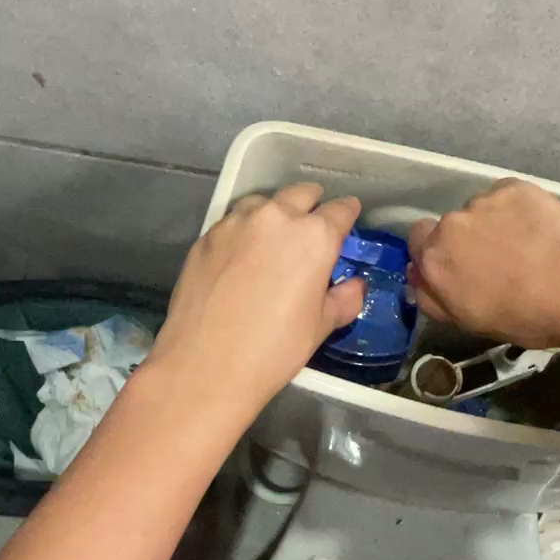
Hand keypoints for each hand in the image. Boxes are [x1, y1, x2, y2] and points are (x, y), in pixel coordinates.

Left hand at [140, 183, 364, 414]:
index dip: (348, 215)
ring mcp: (236, 224)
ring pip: (263, 203)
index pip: (340, 210)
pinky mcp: (206, 237)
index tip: (348, 220)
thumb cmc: (275, 348)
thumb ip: (344, 299)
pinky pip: (233, 222)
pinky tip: (242, 255)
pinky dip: (244, 230)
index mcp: (314, 236)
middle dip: (312, 204)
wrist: (205, 366)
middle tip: (314, 225)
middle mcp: (276, 218)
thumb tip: (354, 286)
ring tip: (275, 237)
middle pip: (301, 194)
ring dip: (275, 213)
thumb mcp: (321, 326)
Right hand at [407, 179, 559, 348]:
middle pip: (448, 226)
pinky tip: (538, 228)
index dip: (437, 256)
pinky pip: (504, 197)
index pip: (417, 244)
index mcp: (434, 261)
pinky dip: (516, 209)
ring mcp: (483, 202)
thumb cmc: (527, 316)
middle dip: (464, 240)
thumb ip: (436, 300)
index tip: (460, 270)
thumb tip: (420, 281)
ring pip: (478, 211)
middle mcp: (450, 225)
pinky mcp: (513, 187)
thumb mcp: (472, 323)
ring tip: (524, 245)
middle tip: (496, 261)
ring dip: (491, 224)